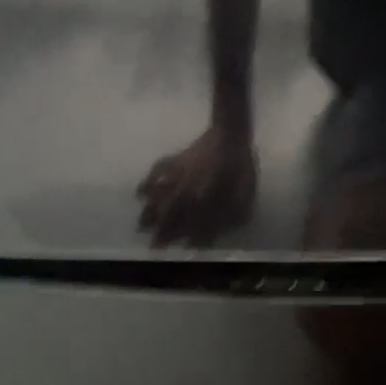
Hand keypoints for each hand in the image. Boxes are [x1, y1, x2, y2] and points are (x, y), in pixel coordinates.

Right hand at [136, 126, 255, 246]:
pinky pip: (156, 174)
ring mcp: (178, 175)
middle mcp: (187, 191)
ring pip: (158, 199)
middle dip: (162, 233)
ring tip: (141, 225)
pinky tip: (140, 192)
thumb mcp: (245, 192)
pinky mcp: (175, 161)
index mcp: (206, 201)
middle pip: (170, 217)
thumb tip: (225, 227)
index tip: (183, 251)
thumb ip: (235, 213)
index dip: (191, 240)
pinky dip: (147, 183)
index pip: (195, 226)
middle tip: (153, 246)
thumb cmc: (241, 165)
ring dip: (150, 213)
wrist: (231, 134)